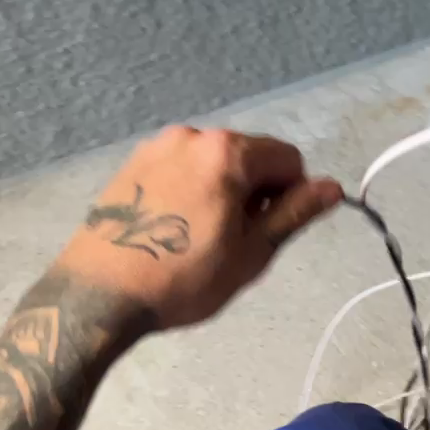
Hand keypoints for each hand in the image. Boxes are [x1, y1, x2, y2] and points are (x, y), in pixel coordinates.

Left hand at [58, 126, 342, 328]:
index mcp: (227, 152)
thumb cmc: (183, 279)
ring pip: (212, 164)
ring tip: (199, 239)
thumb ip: (294, 214)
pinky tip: (171, 229)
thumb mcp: (251, 254)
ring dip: (221, 192)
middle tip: (233, 242)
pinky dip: (190, 191)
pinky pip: (180, 169)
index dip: (290, 197)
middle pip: (248, 157)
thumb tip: (332, 187)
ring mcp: (156, 146)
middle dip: (254, 193)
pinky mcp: (130, 164)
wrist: (97, 294)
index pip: (288, 159)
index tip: (267, 233)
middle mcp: (192, 135)